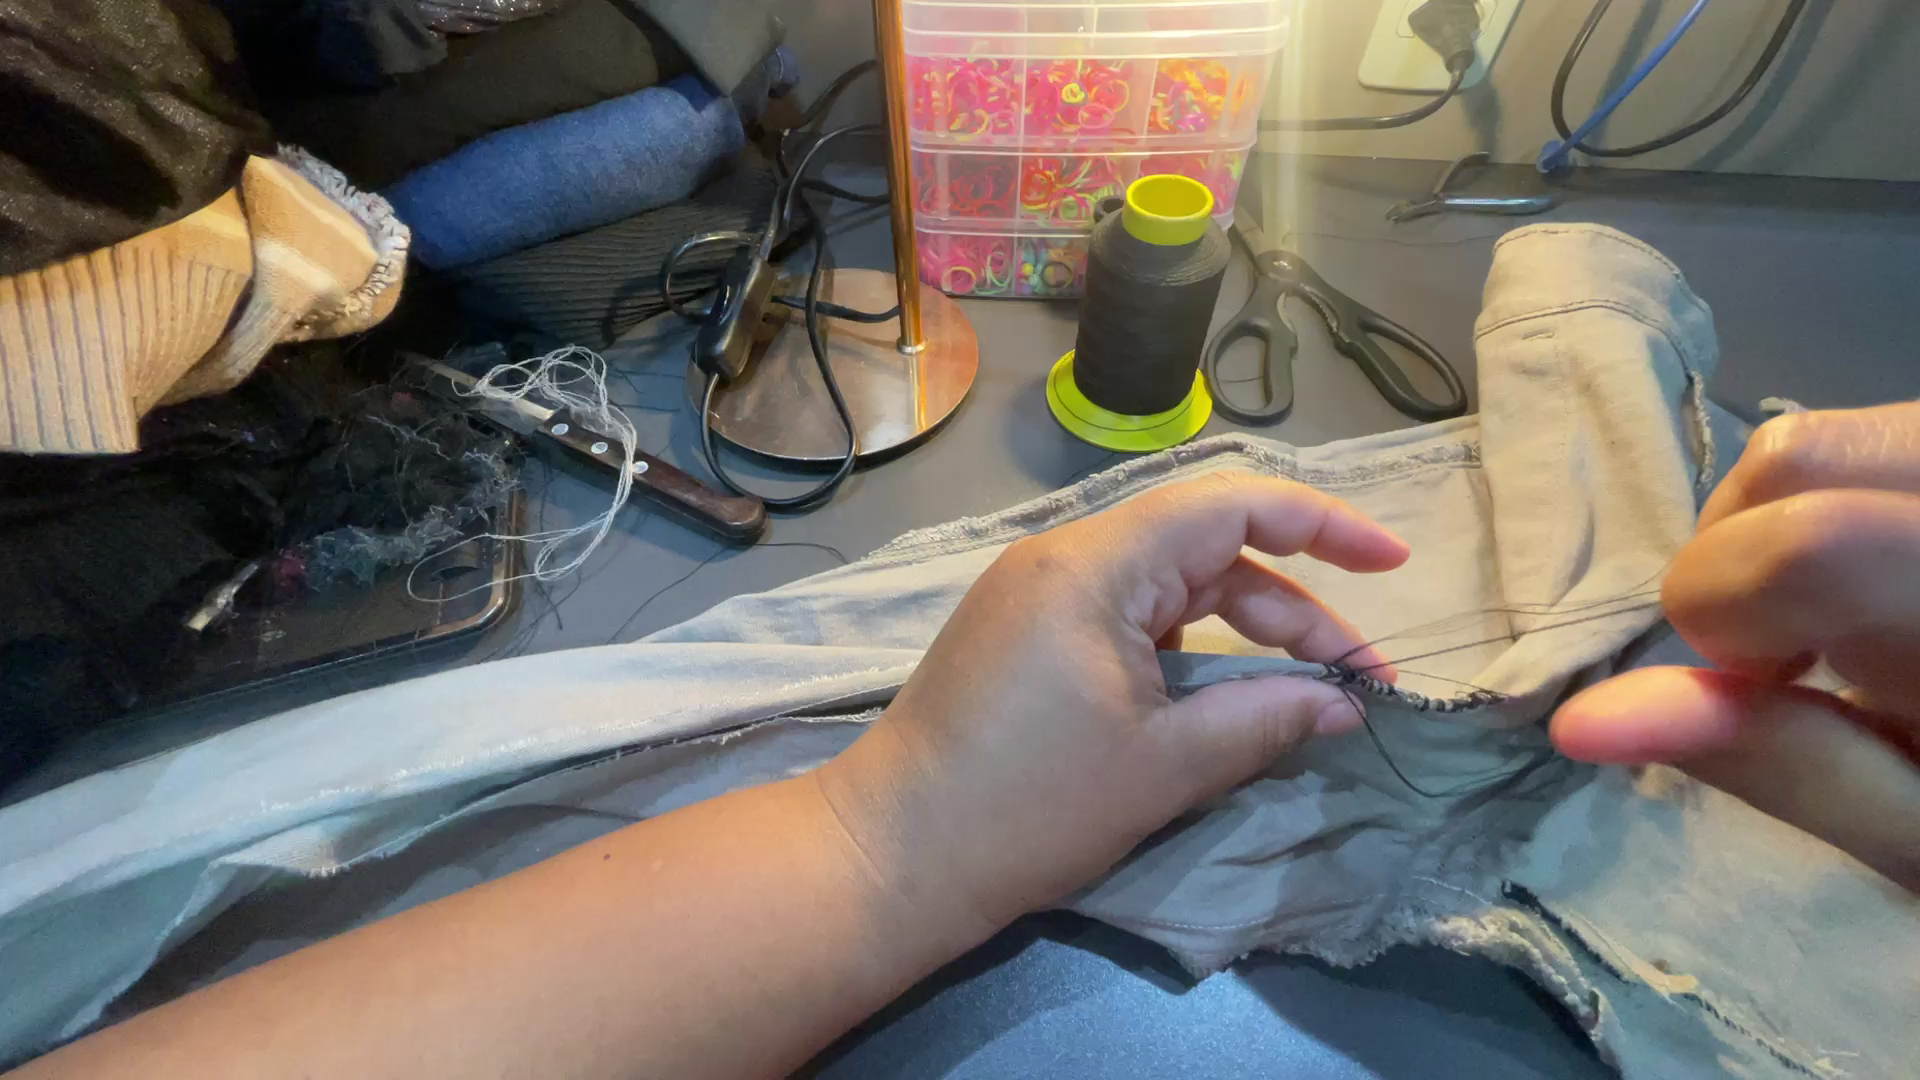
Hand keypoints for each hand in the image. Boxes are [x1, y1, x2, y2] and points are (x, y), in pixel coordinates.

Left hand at [814, 473, 1408, 937]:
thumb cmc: (1028, 806)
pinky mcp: (1023, 628)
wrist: (897, 848)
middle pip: (1200, 551)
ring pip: (1163, 588)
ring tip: (1301, 692)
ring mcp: (1036, 591)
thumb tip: (1346, 704)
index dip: (1319, 522)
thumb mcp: (1164, 765)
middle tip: (1357, 676)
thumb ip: (1266, 718)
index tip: (1392, 560)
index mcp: (1093, 565)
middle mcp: (1061, 558)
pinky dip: (1178, 648)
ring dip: (1236, 631)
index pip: (1224, 505)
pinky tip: (1212, 694)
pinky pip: (1122, 615)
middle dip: (1288, 606)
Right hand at [1552, 404, 1919, 888]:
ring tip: (1831, 599)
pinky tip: (1867, 568)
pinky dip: (1811, 502)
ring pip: (1807, 439)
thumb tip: (1577, 722)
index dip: (1728, 605)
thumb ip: (1772, 757)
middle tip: (1802, 635)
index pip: (1812, 545)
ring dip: (1765, 524)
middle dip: (1735, 549)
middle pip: (1794, 460)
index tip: (1773, 673)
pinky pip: (1840, 438)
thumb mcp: (1912, 821)